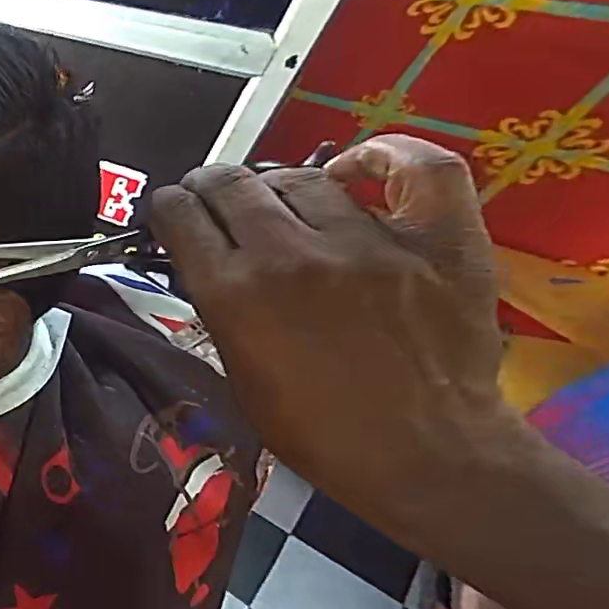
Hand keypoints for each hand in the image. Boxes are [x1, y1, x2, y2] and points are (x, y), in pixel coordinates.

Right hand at [149, 135, 520, 522]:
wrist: (417, 452)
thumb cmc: (307, 424)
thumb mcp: (233, 366)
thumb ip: (220, 306)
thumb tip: (213, 262)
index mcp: (230, 292)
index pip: (181, 216)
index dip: (169, 206)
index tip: (171, 209)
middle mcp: (288, 255)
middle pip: (232, 185)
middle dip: (209, 184)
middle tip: (211, 193)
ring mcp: (368, 243)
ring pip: (303, 177)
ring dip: (274, 183)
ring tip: (273, 195)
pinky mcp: (439, 241)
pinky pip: (419, 168)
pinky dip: (383, 155)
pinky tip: (354, 166)